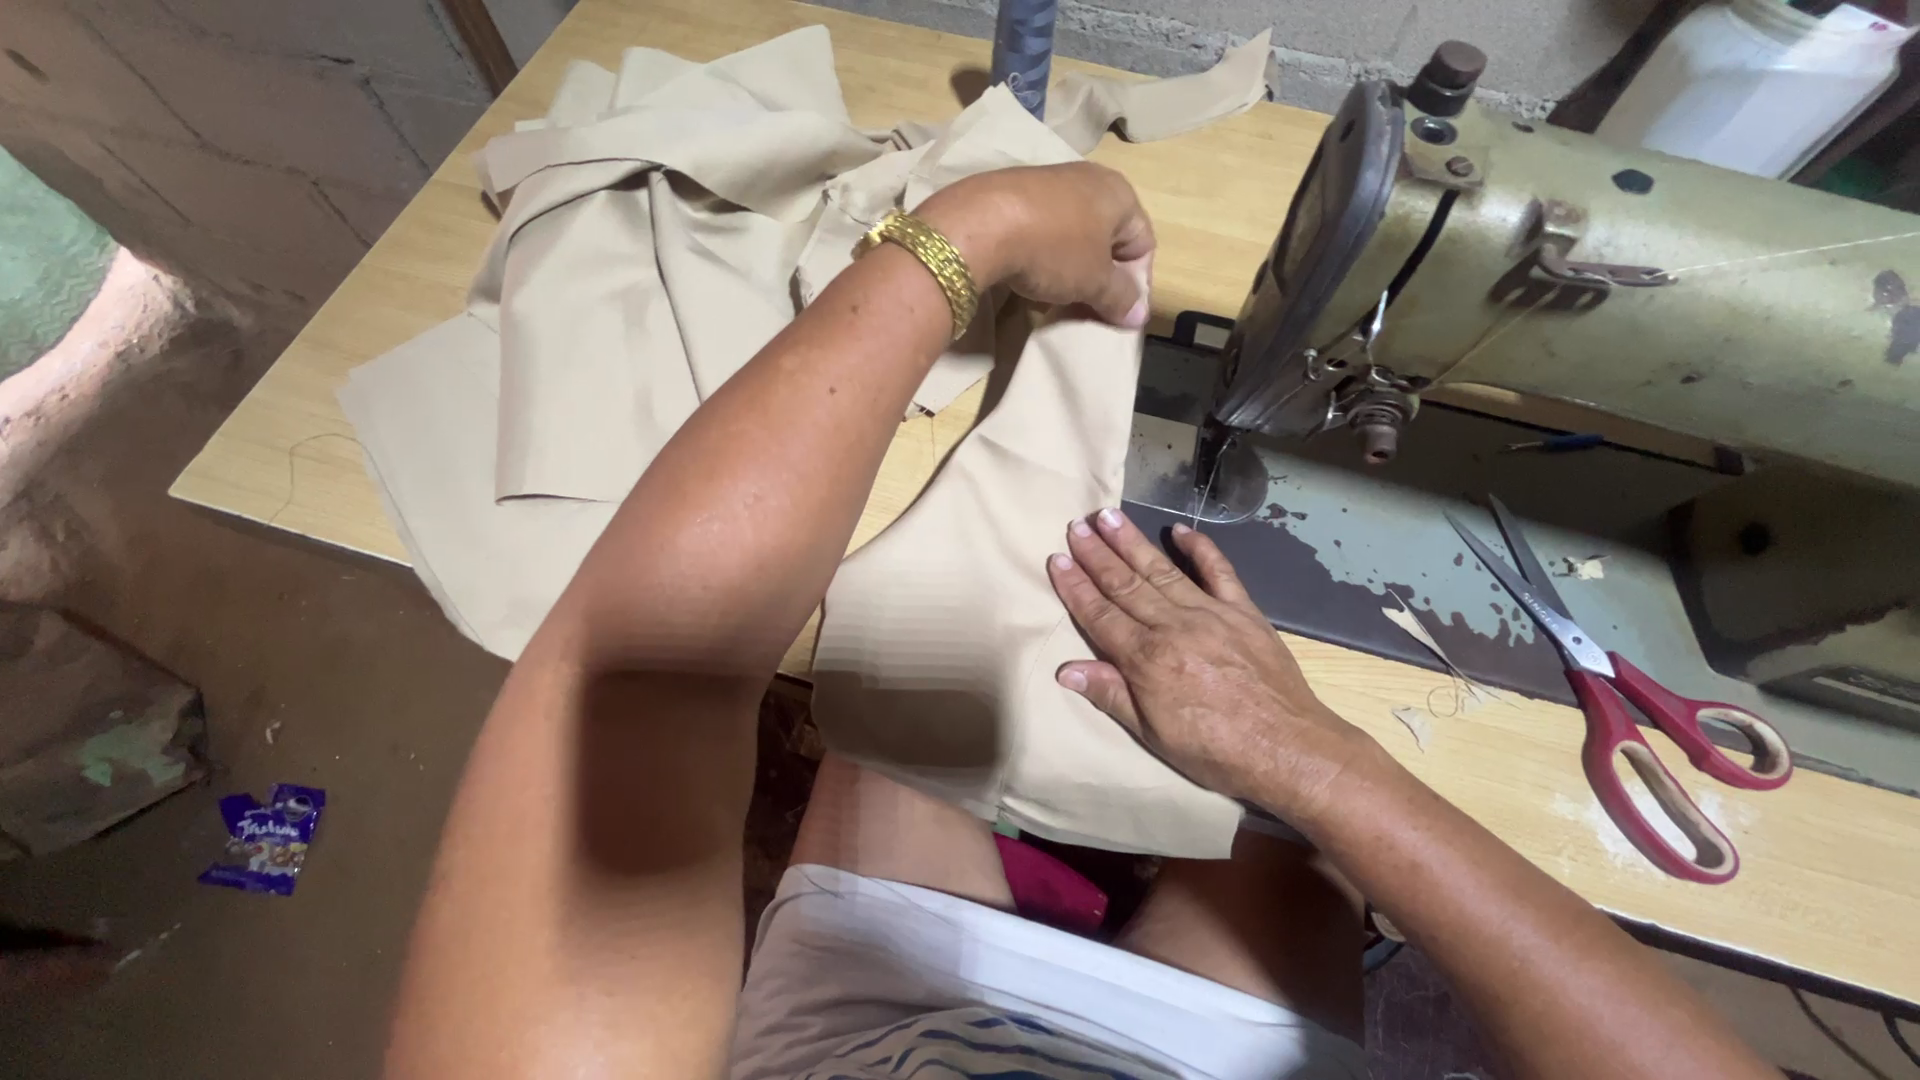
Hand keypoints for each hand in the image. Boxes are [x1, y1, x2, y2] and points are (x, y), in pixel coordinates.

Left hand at [915, 163, 1154, 327]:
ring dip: (1070, 267)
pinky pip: (1042, 228)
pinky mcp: (1015, 191)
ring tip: (1055, 294)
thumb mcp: (1093, 281)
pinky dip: (1042, 252)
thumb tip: (1140, 314)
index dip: (1135, 282)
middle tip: (1087, 306)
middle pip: (1107, 237)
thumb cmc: (1053, 249)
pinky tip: (1028, 274)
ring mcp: (1050, 181)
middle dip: (1100, 276)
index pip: (1143, 243)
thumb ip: (1121, 297)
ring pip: (1073, 233)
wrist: (980, 224)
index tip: (1116, 311)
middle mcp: (1089, 178)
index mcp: (1119, 193)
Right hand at [1046, 508, 1377, 825]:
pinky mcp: (1244, 612)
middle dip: (1097, 554)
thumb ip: (1111, 695)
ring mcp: (1211, 614)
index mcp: (1147, 659)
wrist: (1288, 751)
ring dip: (1133, 542)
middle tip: (1076, 525)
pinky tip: (1180, 530)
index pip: (1100, 615)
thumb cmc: (1215, 752)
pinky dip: (1201, 548)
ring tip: (1109, 516)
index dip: (1075, 586)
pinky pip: (1219, 572)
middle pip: (1126, 584)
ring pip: (1162, 570)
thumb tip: (1065, 669)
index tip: (1057, 558)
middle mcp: (1174, 627)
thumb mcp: (1154, 735)